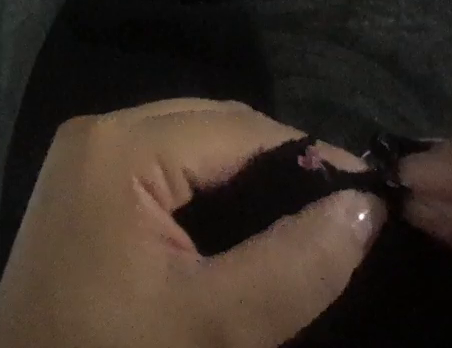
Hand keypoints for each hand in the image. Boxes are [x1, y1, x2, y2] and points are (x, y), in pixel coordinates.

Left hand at [0, 99, 385, 347]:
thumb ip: (292, 266)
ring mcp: (84, 154)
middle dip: (278, 160)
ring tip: (302, 214)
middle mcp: (99, 130)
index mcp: (121, 146)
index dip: (309, 156)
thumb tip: (364, 207)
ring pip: (187, 139)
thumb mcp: (211, 327)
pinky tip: (240, 222)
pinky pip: (159, 161)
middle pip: (211, 124)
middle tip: (340, 208)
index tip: (369, 192)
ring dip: (244, 171)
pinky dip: (205, 184)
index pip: (238, 128)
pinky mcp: (81, 182)